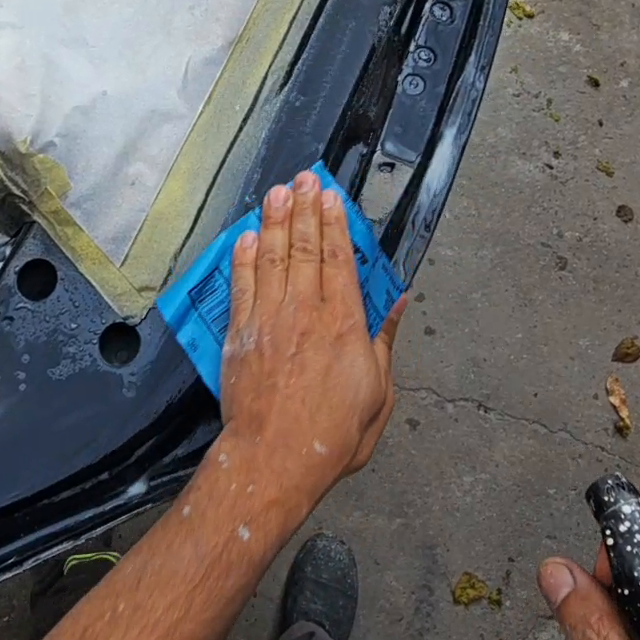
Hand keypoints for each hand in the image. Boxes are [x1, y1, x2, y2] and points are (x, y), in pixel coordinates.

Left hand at [219, 169, 404, 508]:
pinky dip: (244, 257)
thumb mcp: (378, 394)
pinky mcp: (240, 334)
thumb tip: (399, 302)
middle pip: (304, 248)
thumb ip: (385, 341)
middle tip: (303, 179)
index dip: (334, 223)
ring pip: (272, 258)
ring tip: (277, 192)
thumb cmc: (331, 435)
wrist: (274, 460)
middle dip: (304, 208)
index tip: (331, 196)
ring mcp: (269, 320)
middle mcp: (305, 313)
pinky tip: (247, 235)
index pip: (338, 259)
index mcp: (343, 325)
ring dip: (275, 221)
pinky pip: (242, 285)